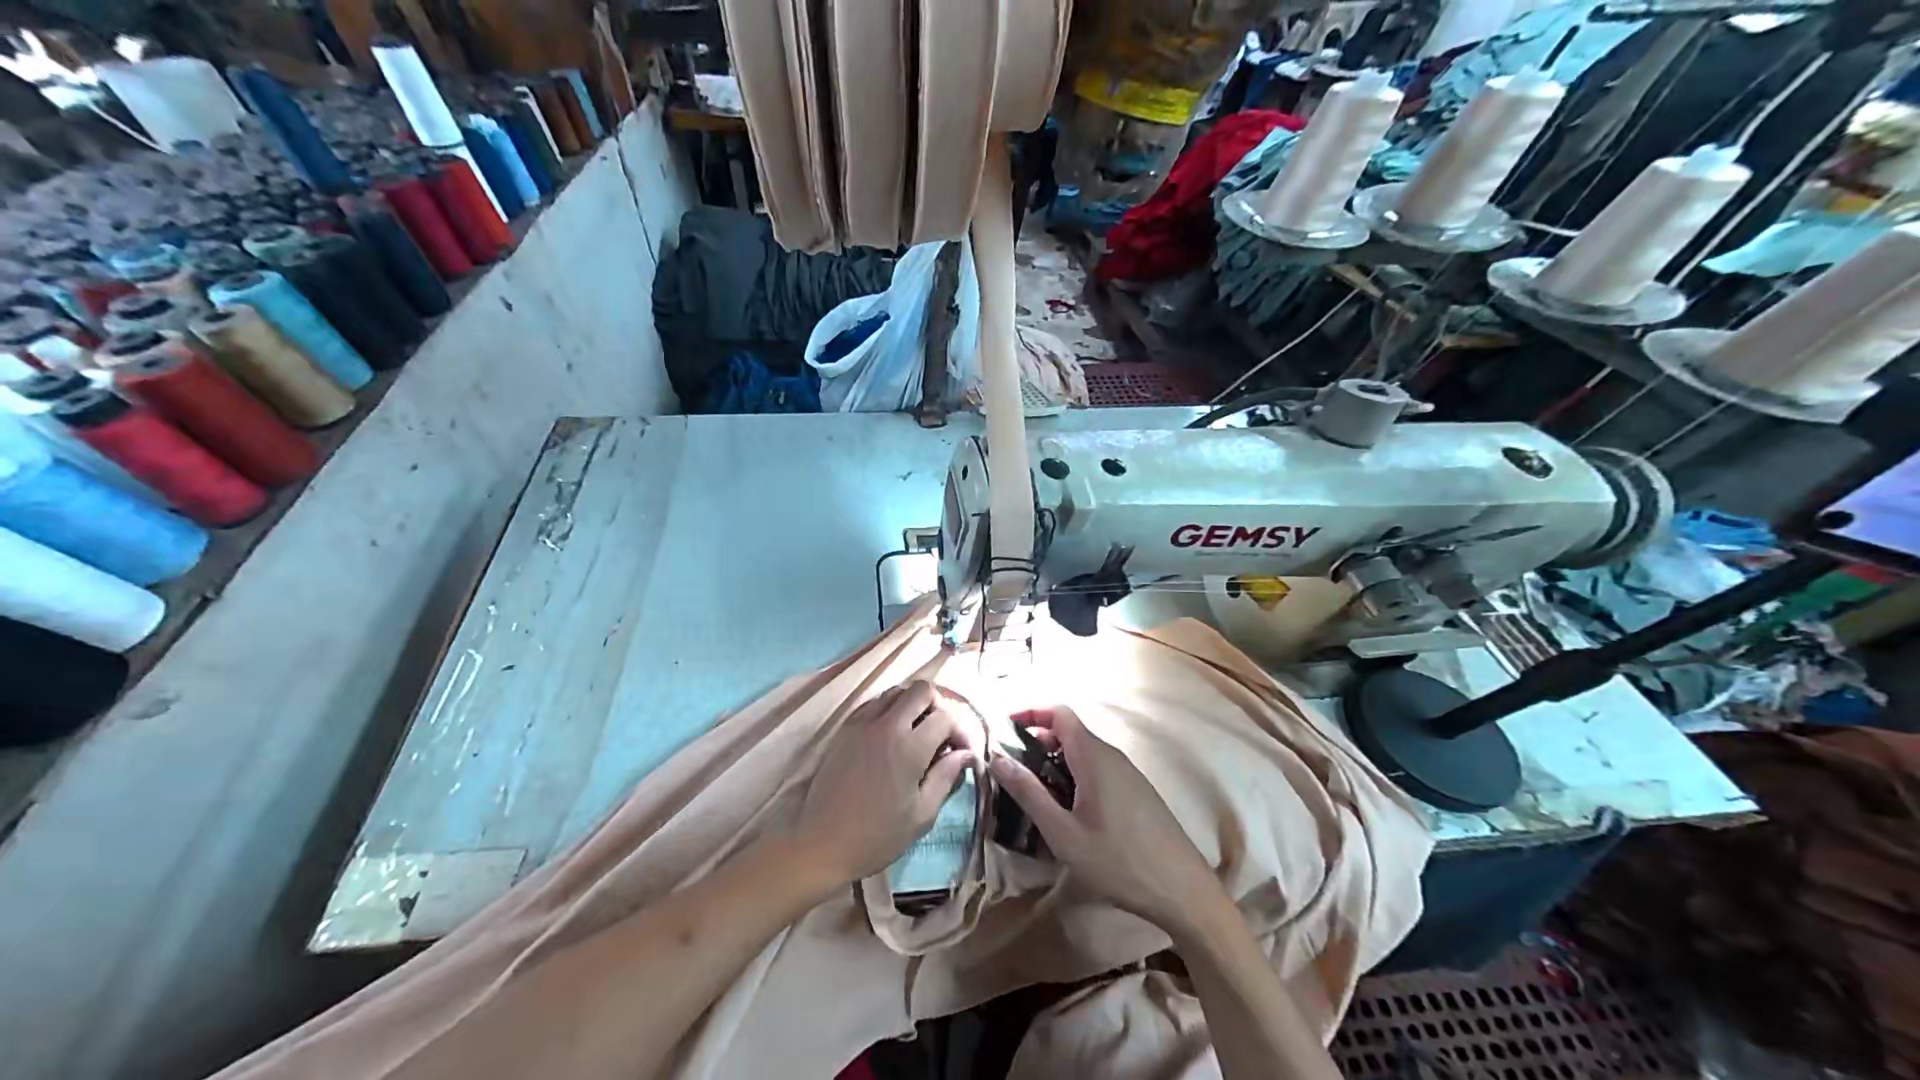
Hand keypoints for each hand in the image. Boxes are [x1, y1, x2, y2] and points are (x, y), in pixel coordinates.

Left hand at [794, 680, 977, 882]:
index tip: (959, 752)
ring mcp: (862, 723)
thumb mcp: (922, 814)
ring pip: (896, 691)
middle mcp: (887, 725)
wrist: (822, 843)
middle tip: (939, 734)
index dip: (959, 732)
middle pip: (922, 690)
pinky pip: (873, 703)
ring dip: (912, 705)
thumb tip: (967, 754)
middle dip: (938, 707)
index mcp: (910, 748)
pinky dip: (888, 709)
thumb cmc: (878, 836)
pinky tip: (890, 735)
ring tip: (916, 733)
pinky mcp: (845, 728)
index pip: (945, 717)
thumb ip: (946, 777)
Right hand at [989, 706, 1225, 935]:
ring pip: (1084, 755)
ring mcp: (1128, 774)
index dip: (1031, 713)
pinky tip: (1069, 815)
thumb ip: (1029, 793)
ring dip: (1056, 766)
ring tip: (1037, 799)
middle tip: (1014, 775)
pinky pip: (1098, 771)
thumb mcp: (1063, 832)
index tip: (1005, 730)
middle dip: (1038, 746)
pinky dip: (1075, 779)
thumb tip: (997, 758)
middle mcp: (1112, 756)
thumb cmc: (1118, 861)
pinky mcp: (1137, 793)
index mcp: (1094, 756)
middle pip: (1070, 733)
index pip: (1060, 713)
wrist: (1182, 890)